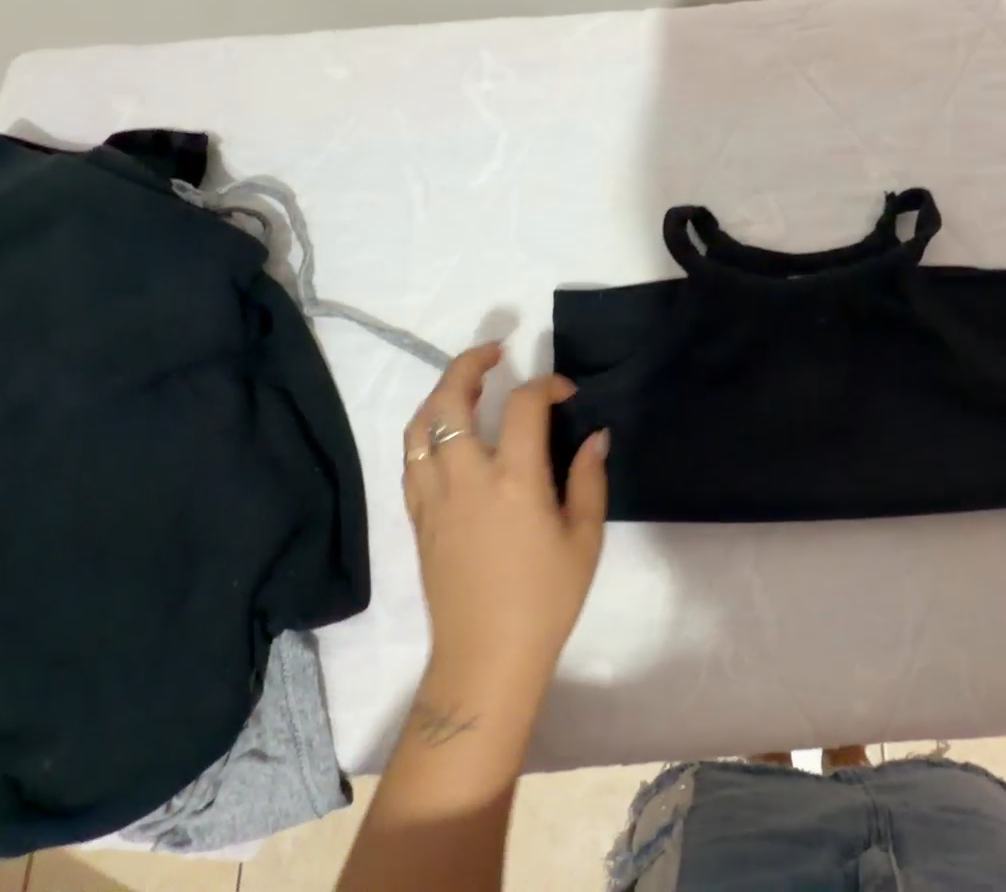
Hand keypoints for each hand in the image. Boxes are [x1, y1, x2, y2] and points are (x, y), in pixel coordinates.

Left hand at [403, 344, 609, 689]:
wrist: (486, 653)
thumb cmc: (546, 599)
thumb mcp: (584, 539)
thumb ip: (588, 480)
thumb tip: (595, 436)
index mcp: (515, 481)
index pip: (523, 406)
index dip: (546, 385)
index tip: (565, 392)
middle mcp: (467, 477)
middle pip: (451, 400)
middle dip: (470, 364)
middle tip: (494, 352)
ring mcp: (434, 496)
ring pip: (420, 426)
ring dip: (440, 394)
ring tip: (464, 386)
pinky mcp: (417, 517)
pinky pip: (411, 459)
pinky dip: (425, 432)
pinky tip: (444, 435)